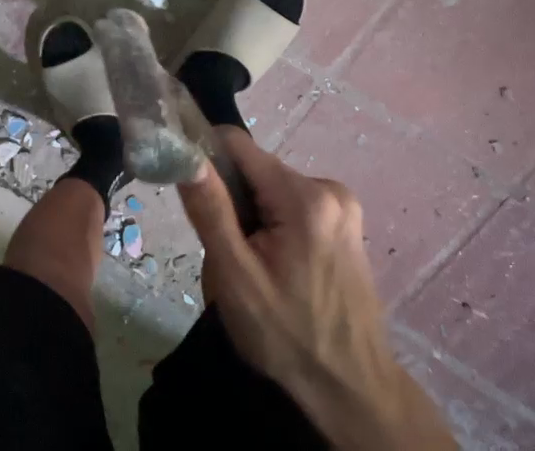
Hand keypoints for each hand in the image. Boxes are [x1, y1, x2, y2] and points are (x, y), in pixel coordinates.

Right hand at [178, 128, 453, 450]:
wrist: (352, 391)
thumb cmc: (286, 334)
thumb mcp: (235, 274)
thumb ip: (209, 208)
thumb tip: (182, 152)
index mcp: (304, 196)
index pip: (235, 144)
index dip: (203, 160)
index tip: (189, 196)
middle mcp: (330, 190)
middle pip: (253, 168)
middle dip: (229, 198)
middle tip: (226, 249)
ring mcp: (343, 208)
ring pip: (268, 188)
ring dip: (249, 215)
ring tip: (251, 265)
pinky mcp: (345, 226)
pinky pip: (289, 205)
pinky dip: (271, 226)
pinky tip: (274, 267)